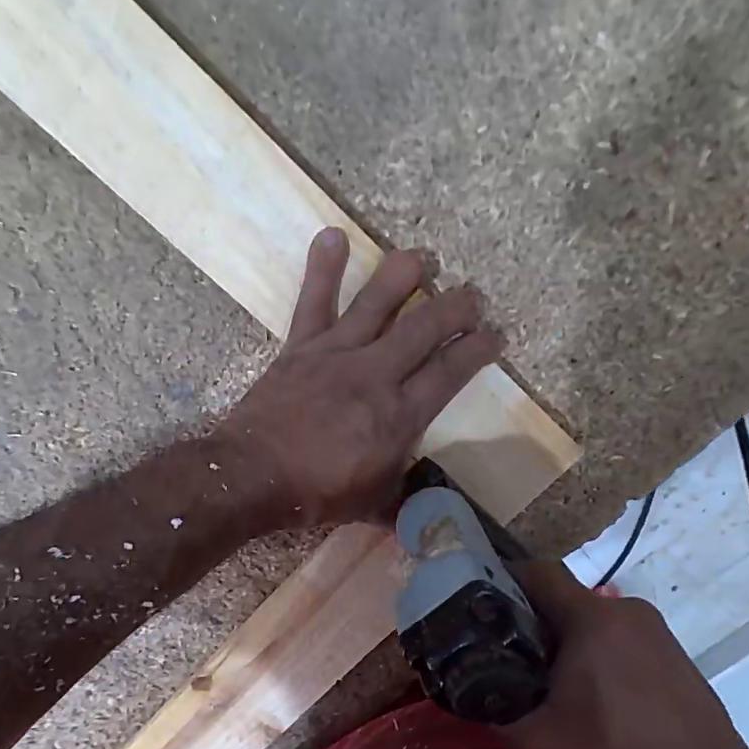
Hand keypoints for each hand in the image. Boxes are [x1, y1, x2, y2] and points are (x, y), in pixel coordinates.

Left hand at [217, 227, 503, 526]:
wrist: (252, 476)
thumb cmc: (318, 494)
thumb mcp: (373, 504)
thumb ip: (405, 500)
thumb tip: (427, 514)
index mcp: (399, 414)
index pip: (451, 371)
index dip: (479, 349)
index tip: (496, 337)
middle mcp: (375, 374)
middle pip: (425, 327)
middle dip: (457, 306)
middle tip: (473, 295)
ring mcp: (337, 354)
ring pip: (377, 303)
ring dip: (405, 274)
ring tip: (425, 256)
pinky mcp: (302, 346)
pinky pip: (314, 301)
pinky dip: (323, 267)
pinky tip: (332, 234)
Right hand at [498, 562, 748, 748]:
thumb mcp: (537, 747)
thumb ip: (491, 712)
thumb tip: (469, 695)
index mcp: (594, 618)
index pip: (537, 571)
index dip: (502, 579)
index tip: (478, 605)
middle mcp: (630, 612)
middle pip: (567, 601)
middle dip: (533, 626)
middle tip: (507, 662)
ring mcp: (661, 636)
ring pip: (596, 626)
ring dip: (568, 648)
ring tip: (550, 692)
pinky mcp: (680, 663)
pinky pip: (625, 646)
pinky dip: (600, 662)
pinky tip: (598, 708)